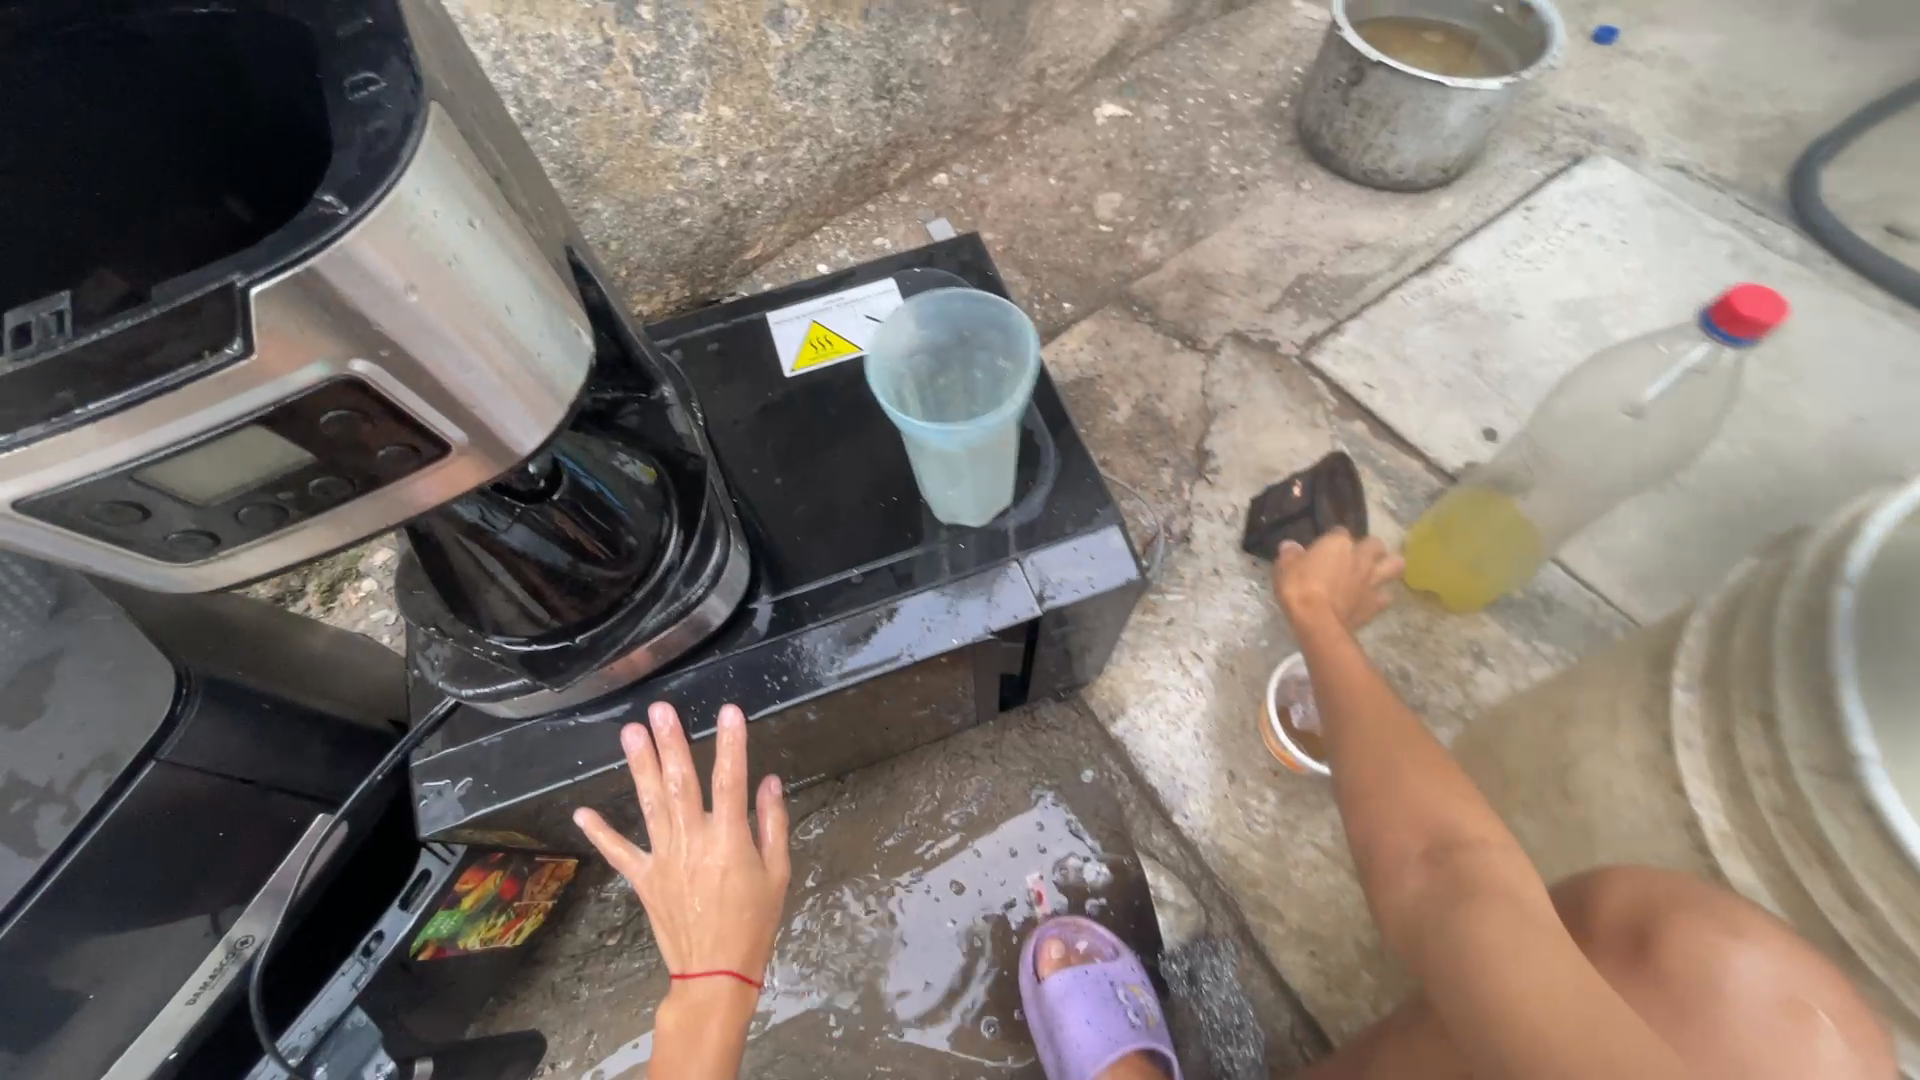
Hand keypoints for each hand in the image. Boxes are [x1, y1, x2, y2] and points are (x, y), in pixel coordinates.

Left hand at [573, 703, 790, 985]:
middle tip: (660, 710)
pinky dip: (601, 833)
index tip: (729, 711)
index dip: (731, 743)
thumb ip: (772, 824)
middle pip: (680, 783)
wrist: (715, 972)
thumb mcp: (778, 872)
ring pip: (650, 805)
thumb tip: (769, 781)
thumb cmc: (754, 920)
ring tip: (629, 733)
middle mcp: (693, 841)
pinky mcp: (644, 879)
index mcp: (729, 839)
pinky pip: (620, 853)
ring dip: (639, 766)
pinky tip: (582, 812)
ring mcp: (664, 859)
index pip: (731, 779)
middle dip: (670, 743)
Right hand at [1274, 527, 1404, 632]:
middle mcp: (1360, 558)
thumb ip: (1290, 554)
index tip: (1324, 547)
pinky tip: (1370, 600)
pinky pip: (1386, 596)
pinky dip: (1380, 597)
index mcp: (1338, 544)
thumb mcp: (1284, 568)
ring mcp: (1372, 581)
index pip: (1340, 531)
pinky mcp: (1376, 603)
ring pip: (1395, 565)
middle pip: (1375, 544)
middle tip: (1358, 556)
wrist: (1317, 621)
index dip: (1333, 538)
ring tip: (1376, 572)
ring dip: (1389, 566)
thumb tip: (1290, 546)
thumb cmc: (1298, 589)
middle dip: (1370, 547)